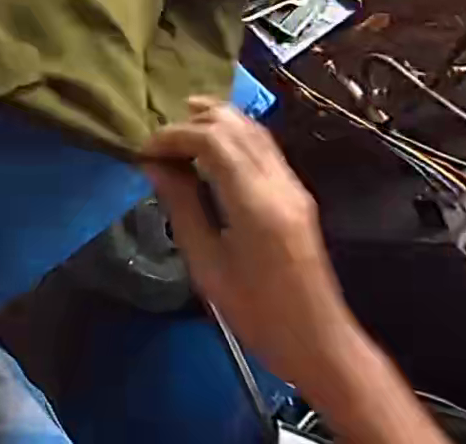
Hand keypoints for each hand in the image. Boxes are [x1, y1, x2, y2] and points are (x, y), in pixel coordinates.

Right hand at [143, 97, 356, 386]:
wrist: (319, 343)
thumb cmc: (256, 312)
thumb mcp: (205, 263)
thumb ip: (180, 205)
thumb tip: (154, 165)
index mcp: (254, 202)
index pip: (210, 139)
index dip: (172, 136)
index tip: (146, 151)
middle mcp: (277, 183)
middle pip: (231, 124)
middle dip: (189, 123)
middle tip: (159, 143)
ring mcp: (291, 184)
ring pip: (250, 127)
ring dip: (211, 121)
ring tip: (178, 134)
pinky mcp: (295, 191)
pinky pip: (261, 142)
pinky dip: (230, 132)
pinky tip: (208, 146)